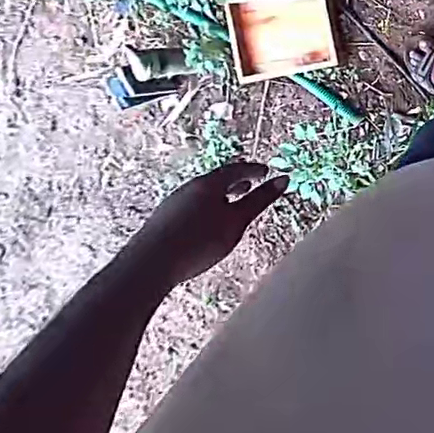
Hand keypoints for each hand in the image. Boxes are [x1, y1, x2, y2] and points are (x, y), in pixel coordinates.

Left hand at [142, 162, 288, 281]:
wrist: (149, 264)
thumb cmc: (199, 240)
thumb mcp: (237, 221)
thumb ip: (260, 200)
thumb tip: (283, 180)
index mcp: (209, 183)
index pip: (236, 169)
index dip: (253, 170)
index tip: (266, 171)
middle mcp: (190, 187)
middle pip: (217, 179)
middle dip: (236, 181)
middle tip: (250, 184)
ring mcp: (174, 202)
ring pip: (203, 193)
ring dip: (220, 194)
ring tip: (230, 202)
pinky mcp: (163, 219)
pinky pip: (191, 205)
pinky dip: (206, 206)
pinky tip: (206, 222)